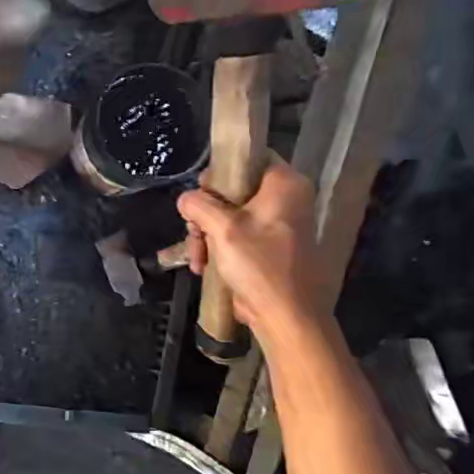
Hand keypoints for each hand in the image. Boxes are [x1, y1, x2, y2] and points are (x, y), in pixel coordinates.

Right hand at [177, 160, 321, 336]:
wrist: (287, 315)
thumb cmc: (259, 264)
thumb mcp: (222, 229)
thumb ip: (199, 205)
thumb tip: (185, 199)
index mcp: (284, 184)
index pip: (250, 158)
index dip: (221, 171)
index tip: (200, 193)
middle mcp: (287, 199)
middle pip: (235, 190)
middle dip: (207, 214)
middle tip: (194, 232)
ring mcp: (280, 225)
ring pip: (232, 216)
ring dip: (208, 235)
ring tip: (197, 258)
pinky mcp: (272, 248)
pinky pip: (240, 237)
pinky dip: (221, 248)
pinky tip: (205, 267)